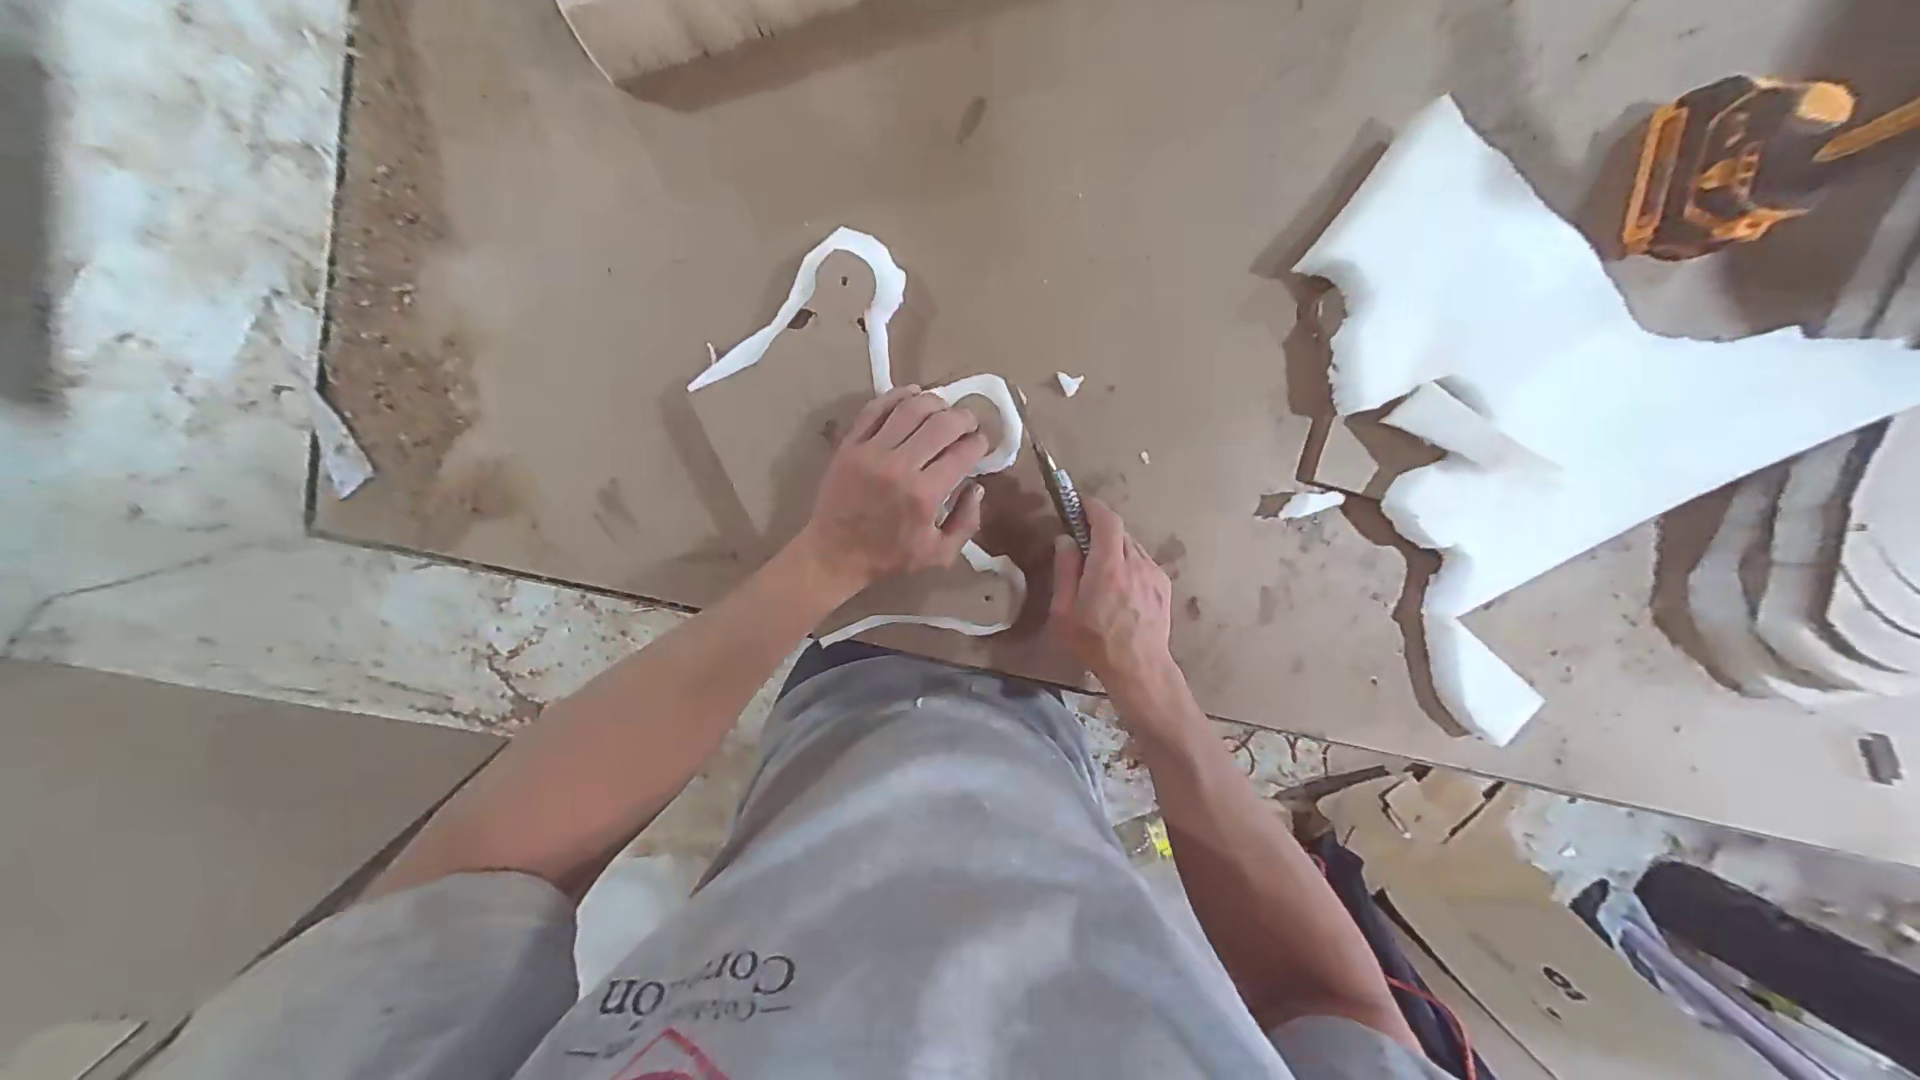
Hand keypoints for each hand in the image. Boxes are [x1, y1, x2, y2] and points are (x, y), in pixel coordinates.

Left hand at [791, 386, 988, 597]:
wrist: (834, 553)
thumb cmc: (889, 556)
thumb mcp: (939, 554)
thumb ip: (967, 521)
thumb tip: (976, 486)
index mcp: (925, 495)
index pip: (963, 452)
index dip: (980, 443)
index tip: (981, 444)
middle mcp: (900, 466)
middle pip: (942, 423)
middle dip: (964, 418)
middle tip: (968, 425)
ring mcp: (871, 451)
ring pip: (911, 408)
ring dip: (935, 403)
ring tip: (943, 410)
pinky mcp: (850, 444)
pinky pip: (876, 408)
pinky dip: (898, 396)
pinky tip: (913, 395)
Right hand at [1050, 497, 1174, 690]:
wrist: (1140, 669)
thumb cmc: (1095, 642)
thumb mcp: (1064, 610)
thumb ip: (1064, 570)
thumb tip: (1066, 540)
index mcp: (1108, 567)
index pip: (1106, 520)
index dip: (1092, 507)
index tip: (1079, 505)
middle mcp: (1136, 563)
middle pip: (1119, 531)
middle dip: (1100, 530)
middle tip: (1082, 544)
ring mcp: (1153, 574)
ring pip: (1132, 546)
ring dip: (1114, 548)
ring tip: (1100, 571)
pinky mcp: (1163, 586)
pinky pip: (1142, 562)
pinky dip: (1128, 563)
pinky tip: (1119, 587)